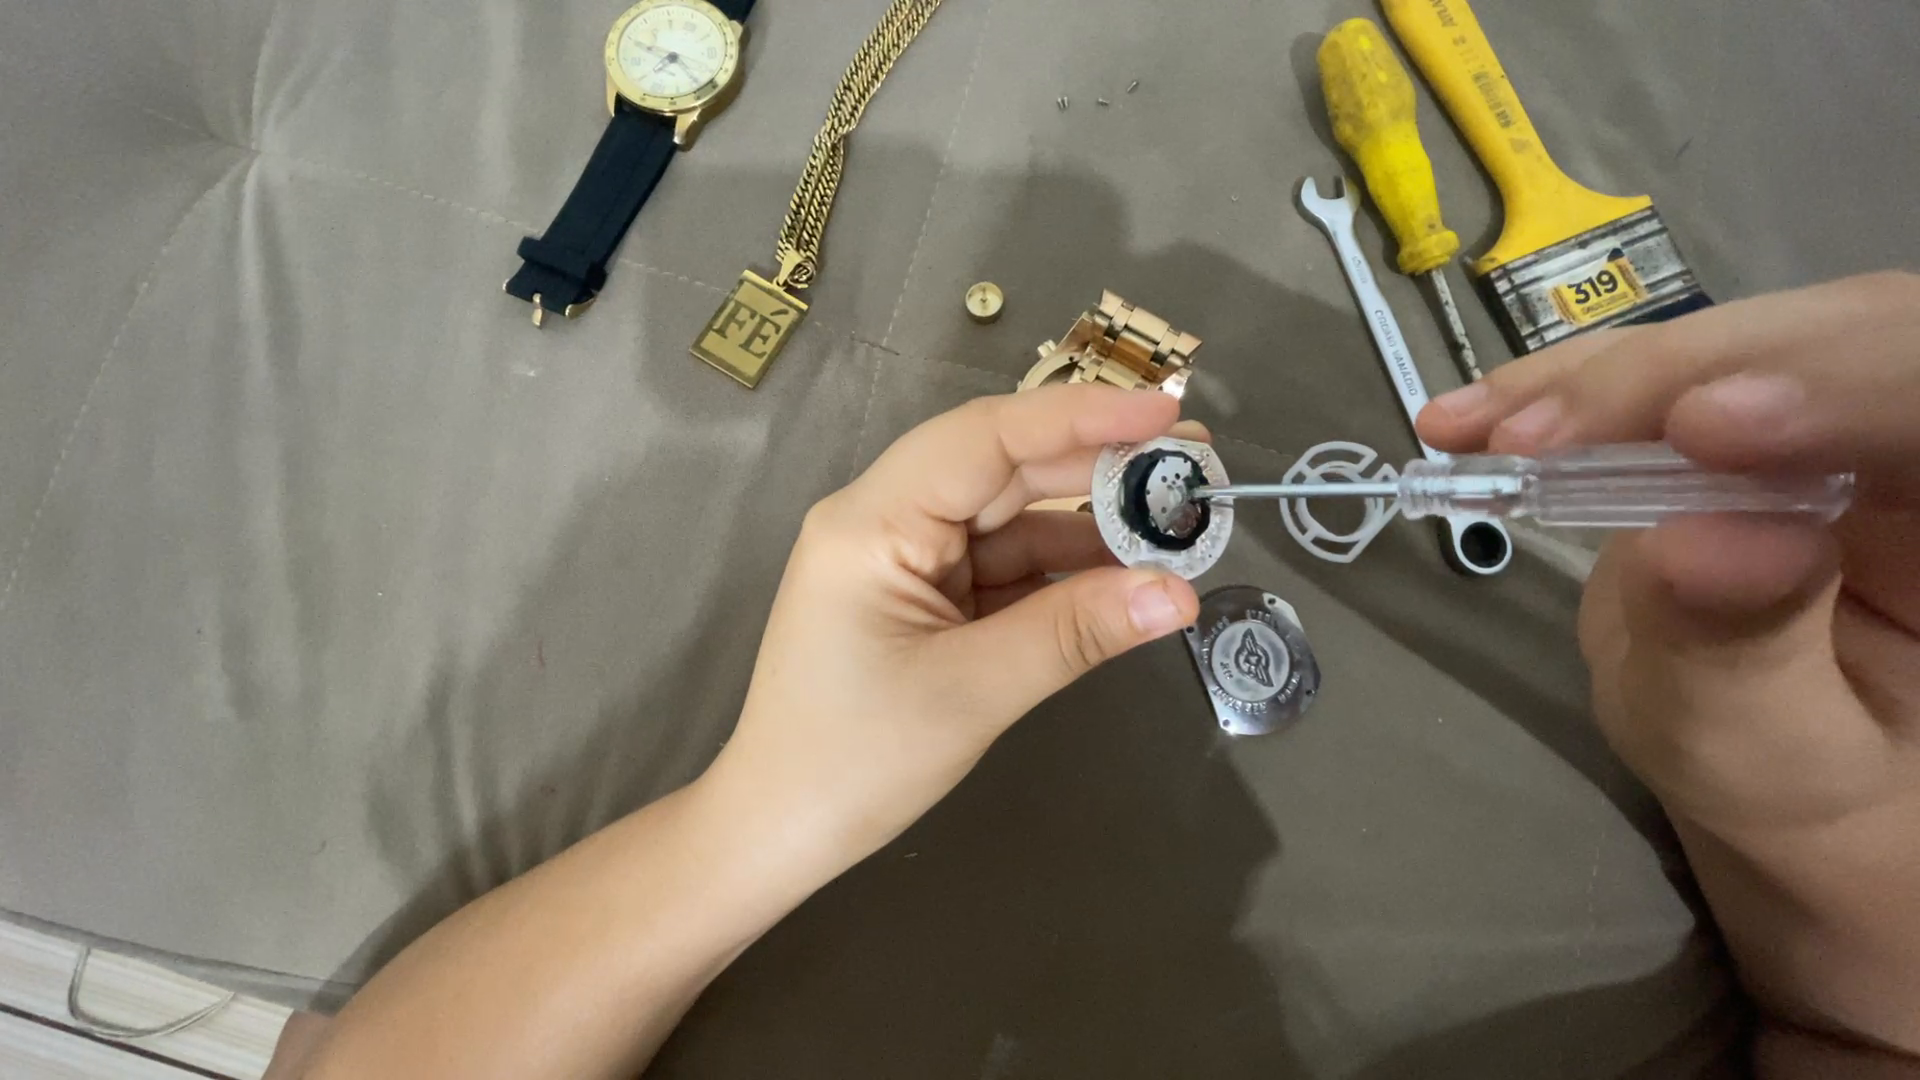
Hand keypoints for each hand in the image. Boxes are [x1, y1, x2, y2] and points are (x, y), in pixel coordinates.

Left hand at [703, 386, 1202, 877]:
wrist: (783, 829)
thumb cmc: (856, 761)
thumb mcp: (974, 691)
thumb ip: (1076, 632)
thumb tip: (1180, 594)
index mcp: (873, 520)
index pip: (983, 437)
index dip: (1078, 416)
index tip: (1164, 412)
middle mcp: (887, 520)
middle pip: (1002, 471)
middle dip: (1096, 468)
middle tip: (1193, 466)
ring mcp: (907, 558)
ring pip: (1010, 519)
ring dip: (1088, 526)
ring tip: (1176, 527)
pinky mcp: (925, 595)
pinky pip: (1002, 566)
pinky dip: (1060, 571)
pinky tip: (1122, 574)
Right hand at [1418, 272, 1919, 1049]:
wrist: (1806, 820)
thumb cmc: (1824, 829)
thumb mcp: (1772, 764)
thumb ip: (1741, 651)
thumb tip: (1697, 534)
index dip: (1844, 386)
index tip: (1698, 428)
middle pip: (1838, 337)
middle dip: (1663, 380)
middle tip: (1522, 439)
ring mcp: (1854, 432)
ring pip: (1741, 342)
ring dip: (1589, 380)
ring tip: (1472, 427)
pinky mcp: (1760, 441)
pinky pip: (1668, 380)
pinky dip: (1564, 392)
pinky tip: (1483, 415)